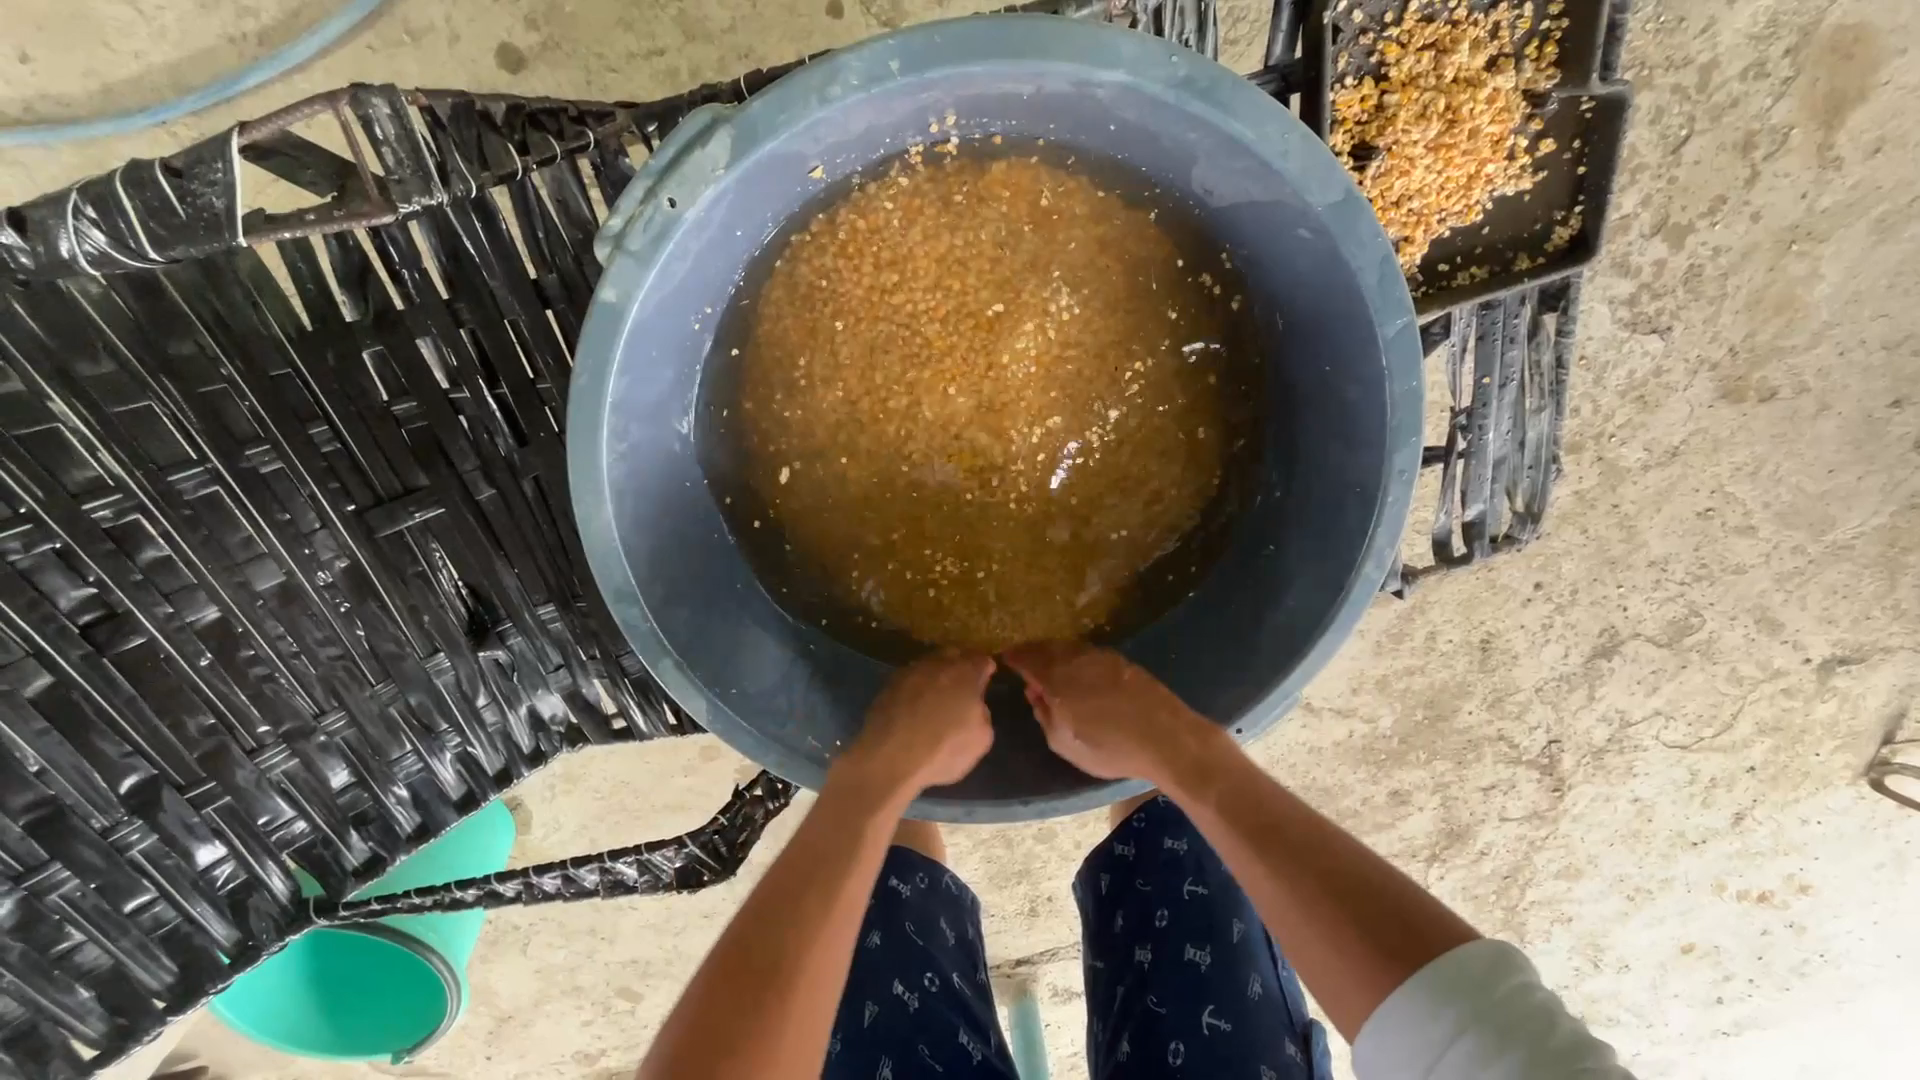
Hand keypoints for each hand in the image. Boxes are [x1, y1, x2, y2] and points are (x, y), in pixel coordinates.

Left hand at [838, 651, 996, 797]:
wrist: (889, 759)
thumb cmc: (942, 750)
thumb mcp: (981, 739)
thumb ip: (983, 713)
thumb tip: (974, 705)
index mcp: (965, 673)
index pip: (981, 659)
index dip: (986, 667)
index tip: (987, 675)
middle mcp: (937, 665)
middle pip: (953, 654)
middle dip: (960, 663)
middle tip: (964, 681)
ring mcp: (909, 673)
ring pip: (928, 665)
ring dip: (936, 675)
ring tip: (938, 693)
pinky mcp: (887, 686)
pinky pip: (909, 679)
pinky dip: (916, 687)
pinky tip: (916, 704)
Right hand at [1002, 641, 1217, 782]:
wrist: (1167, 738)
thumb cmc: (1110, 747)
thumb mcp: (1064, 743)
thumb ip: (1044, 715)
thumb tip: (1035, 694)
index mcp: (1057, 677)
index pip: (1027, 658)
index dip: (1013, 657)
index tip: (1004, 659)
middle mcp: (1076, 659)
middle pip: (1047, 647)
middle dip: (1032, 651)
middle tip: (1022, 659)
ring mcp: (1102, 657)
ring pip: (1069, 648)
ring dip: (1053, 653)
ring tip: (1047, 665)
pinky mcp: (1122, 662)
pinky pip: (1087, 653)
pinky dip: (1074, 657)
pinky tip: (1077, 670)